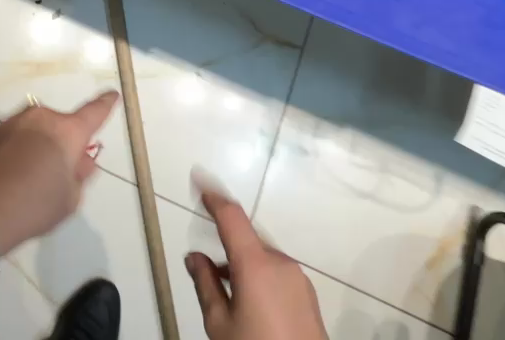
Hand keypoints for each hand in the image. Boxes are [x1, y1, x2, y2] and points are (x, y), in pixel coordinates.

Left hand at [0, 92, 117, 251]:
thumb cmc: (34, 207)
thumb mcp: (70, 199)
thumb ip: (81, 174)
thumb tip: (83, 158)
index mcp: (66, 131)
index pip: (93, 113)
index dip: (105, 105)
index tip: (112, 95)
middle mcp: (40, 117)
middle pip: (61, 125)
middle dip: (63, 142)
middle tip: (59, 171)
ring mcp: (14, 121)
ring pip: (37, 129)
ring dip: (40, 143)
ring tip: (30, 175)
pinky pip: (17, 135)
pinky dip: (20, 147)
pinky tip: (12, 173)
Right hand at [186, 189, 327, 339]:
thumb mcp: (220, 325)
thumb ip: (205, 284)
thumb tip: (195, 257)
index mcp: (255, 264)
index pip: (231, 216)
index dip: (213, 197)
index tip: (198, 180)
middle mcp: (280, 262)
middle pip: (247, 241)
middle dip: (227, 249)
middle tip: (210, 276)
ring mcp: (298, 279)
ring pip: (262, 259)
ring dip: (244, 268)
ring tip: (231, 302)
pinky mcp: (309, 297)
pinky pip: (277, 275)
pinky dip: (261, 280)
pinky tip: (253, 309)